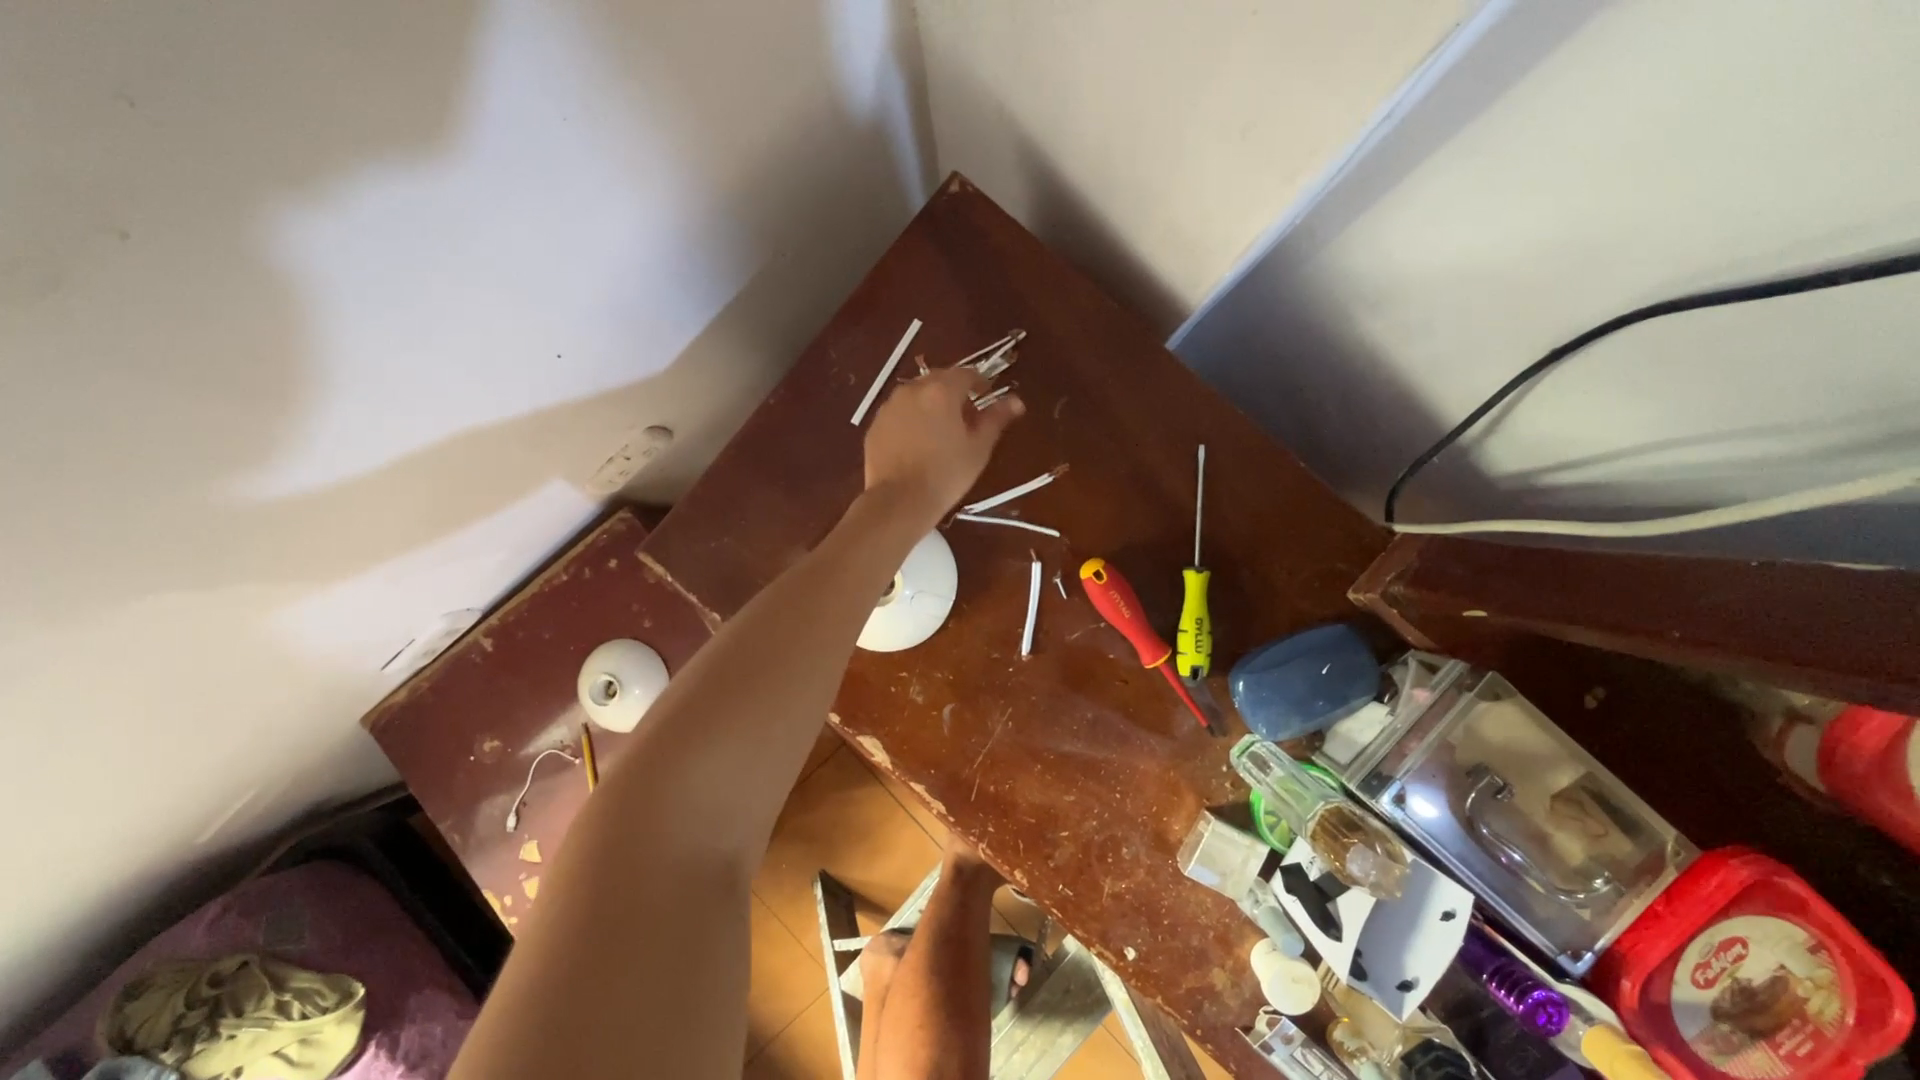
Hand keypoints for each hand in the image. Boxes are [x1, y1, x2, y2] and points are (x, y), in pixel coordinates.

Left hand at [864, 366, 1024, 528]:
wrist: (899, 501)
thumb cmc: (946, 474)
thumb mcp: (978, 448)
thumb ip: (996, 419)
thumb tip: (1016, 401)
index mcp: (941, 391)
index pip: (966, 373)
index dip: (980, 383)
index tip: (986, 398)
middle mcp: (912, 390)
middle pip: (938, 380)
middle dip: (954, 392)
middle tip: (965, 417)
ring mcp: (889, 407)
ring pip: (916, 395)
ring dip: (930, 404)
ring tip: (940, 431)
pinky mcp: (875, 425)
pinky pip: (898, 413)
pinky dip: (910, 419)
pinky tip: (916, 444)